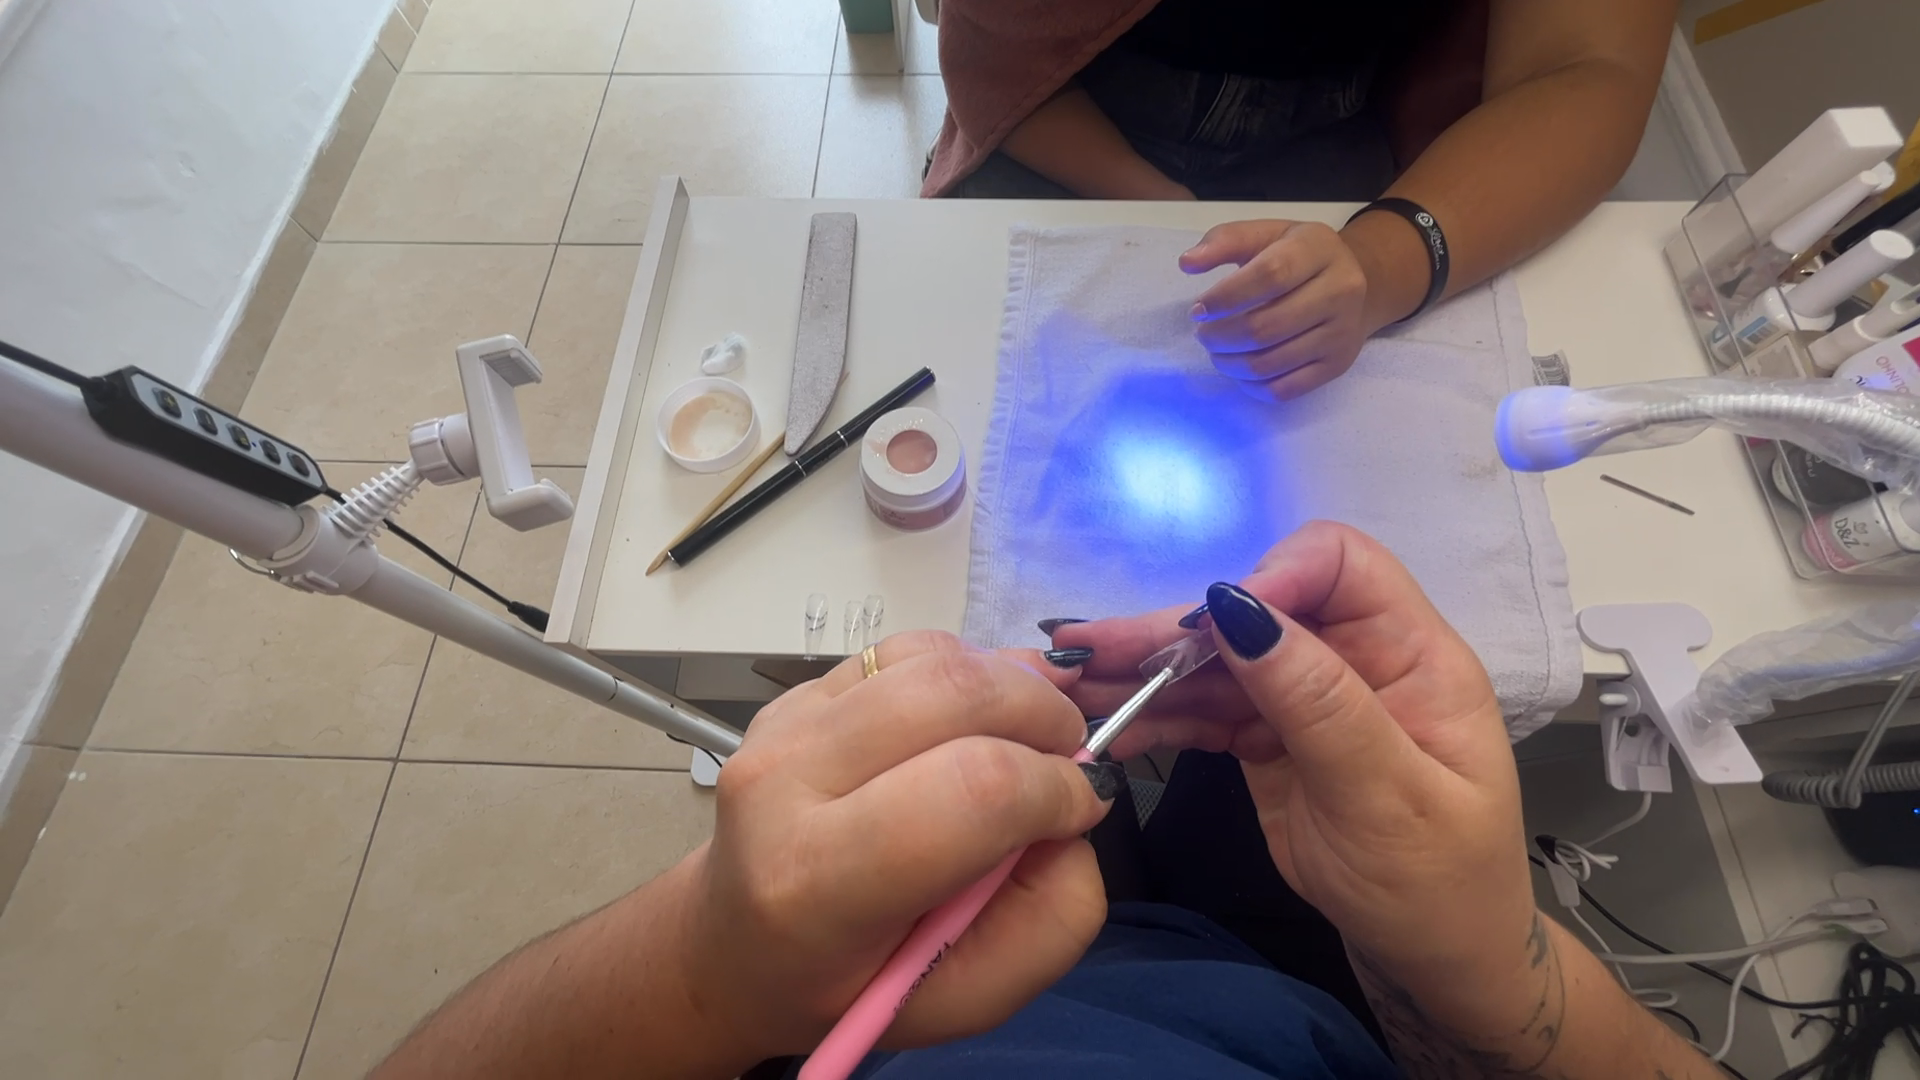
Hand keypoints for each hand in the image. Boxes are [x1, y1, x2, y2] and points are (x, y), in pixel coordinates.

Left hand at [676, 632, 1116, 1061]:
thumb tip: (1074, 807)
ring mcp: (783, 722)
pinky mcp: (795, 692)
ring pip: (931, 656)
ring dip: (1007, 680)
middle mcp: (785, 780)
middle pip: (950, 694)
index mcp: (816, 879)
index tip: (1080, 804)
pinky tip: (967, 714)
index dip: (1051, 787)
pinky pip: (903, 649)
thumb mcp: (965, 998)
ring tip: (1025, 728)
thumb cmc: (847, 982)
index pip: (970, 790)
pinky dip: (963, 666)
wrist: (735, 938)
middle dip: (1040, 712)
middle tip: (1066, 749)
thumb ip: (1050, 919)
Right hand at [1050, 522, 1540, 1031]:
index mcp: (1406, 653)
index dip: (1273, 574)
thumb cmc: (1436, 885)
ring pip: (1209, 662)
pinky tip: (1105, 726)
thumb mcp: (1385, 797)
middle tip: (1086, 647)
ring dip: (1140, 672)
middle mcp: (1346, 657)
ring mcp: (1296, 694)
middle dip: (1167, 630)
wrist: (1429, 957)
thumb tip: (1236, 608)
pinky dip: (1150, 717)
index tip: (1209, 623)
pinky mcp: (1259, 731)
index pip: (1339, 565)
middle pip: (1246, 614)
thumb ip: (1316, 700)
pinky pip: (1197, 711)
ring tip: (1070, 681)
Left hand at [1179, 221, 1375, 399]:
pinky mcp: (1337, 365)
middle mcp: (1340, 290)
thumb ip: (1224, 241)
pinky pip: (1283, 390)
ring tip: (1217, 350)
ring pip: (1269, 364)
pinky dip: (1250, 386)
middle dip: (1219, 337)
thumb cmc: (1295, 258)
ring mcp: (1342, 332)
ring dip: (1228, 364)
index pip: (1269, 276)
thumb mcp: (1265, 235)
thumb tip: (1187, 262)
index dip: (1225, 298)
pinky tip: (1239, 369)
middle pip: (1265, 328)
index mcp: (1318, 249)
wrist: (1357, 285)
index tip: (1198, 309)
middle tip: (1203, 333)